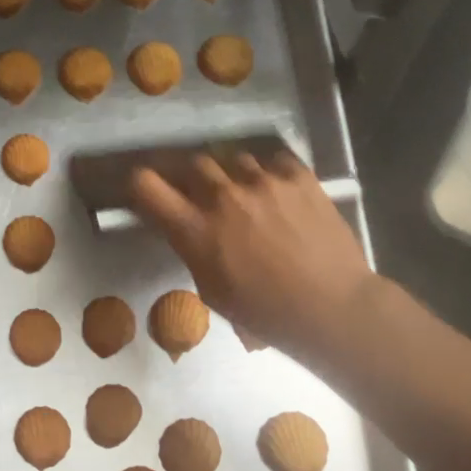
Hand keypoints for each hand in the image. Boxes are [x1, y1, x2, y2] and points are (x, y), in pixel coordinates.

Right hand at [129, 151, 377, 361]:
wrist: (330, 305)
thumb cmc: (264, 311)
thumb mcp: (211, 289)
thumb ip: (192, 249)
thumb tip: (187, 228)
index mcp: (195, 230)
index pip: (146, 185)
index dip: (140, 185)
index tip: (147, 193)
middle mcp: (224, 197)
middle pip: (191, 163)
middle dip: (190, 178)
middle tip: (200, 196)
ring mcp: (264, 182)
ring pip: (232, 159)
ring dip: (231, 176)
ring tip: (245, 196)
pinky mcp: (298, 176)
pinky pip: (272, 160)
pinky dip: (267, 172)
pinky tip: (275, 192)